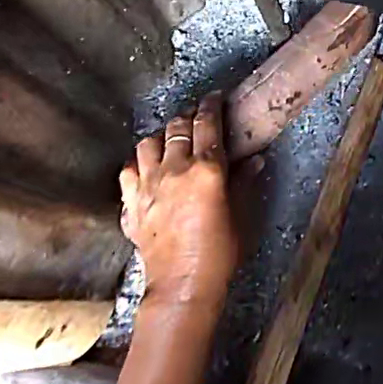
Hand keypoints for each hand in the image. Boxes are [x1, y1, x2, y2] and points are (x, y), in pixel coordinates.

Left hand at [121, 92, 236, 308]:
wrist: (182, 285)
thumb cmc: (219, 252)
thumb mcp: (241, 214)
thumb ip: (244, 181)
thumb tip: (255, 159)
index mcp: (205, 170)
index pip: (207, 124)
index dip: (211, 106)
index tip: (215, 98)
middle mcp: (173, 171)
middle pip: (176, 128)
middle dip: (187, 118)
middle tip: (197, 120)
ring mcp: (147, 187)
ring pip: (146, 144)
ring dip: (160, 138)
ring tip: (170, 142)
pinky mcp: (131, 205)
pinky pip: (127, 172)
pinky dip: (137, 165)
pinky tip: (147, 171)